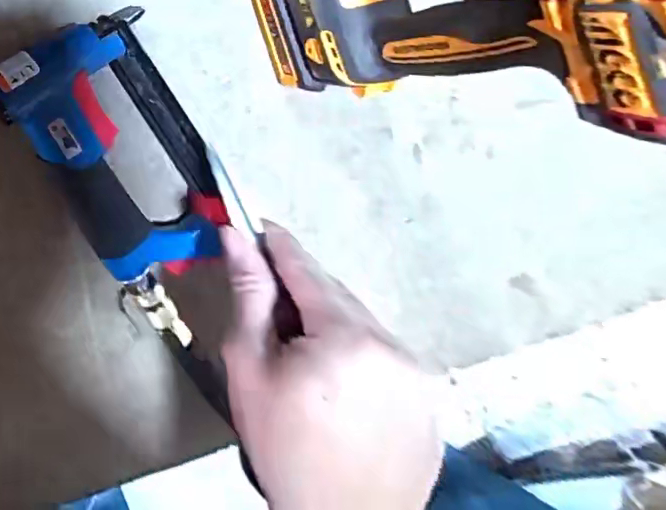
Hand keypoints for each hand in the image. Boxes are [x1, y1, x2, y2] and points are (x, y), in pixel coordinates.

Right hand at [218, 223, 441, 509]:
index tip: (248, 222)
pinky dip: (349, 346)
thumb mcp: (250, 363)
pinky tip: (326, 374)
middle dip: (295, 286)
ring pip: (357, 320)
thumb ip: (248, 293)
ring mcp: (419, 376)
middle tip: (260, 299)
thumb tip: (236, 237)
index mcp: (349, 336)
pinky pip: (380, 351)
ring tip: (291, 346)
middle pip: (333, 292)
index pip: (305, 267)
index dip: (273, 241)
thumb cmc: (284, 443)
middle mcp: (394, 347)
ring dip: (322, 316)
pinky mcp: (429, 402)